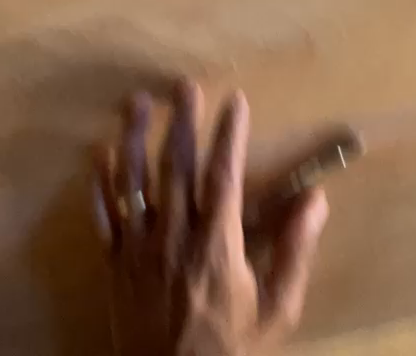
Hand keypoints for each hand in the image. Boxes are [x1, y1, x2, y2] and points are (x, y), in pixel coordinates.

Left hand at [92, 85, 329, 355]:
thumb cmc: (231, 348)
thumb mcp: (276, 310)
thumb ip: (296, 253)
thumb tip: (316, 200)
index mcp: (217, 246)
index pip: (223, 177)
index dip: (229, 135)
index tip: (236, 101)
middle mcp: (175, 239)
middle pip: (177, 169)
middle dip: (183, 122)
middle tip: (186, 85)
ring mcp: (139, 251)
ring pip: (134, 184)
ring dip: (136, 139)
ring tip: (139, 102)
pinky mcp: (114, 266)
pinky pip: (104, 218)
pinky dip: (100, 184)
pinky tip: (99, 153)